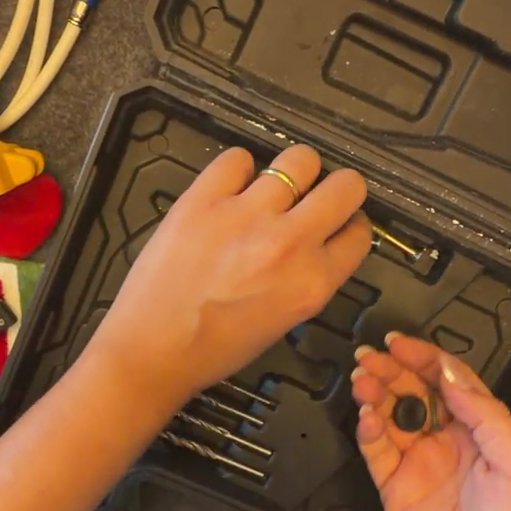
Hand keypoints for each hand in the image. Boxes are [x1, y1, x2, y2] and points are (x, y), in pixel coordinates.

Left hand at [85, 144, 370, 411]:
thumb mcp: (280, 323)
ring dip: (292, 172)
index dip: (348, 227)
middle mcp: (290, 243)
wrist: (151, 351)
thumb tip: (313, 247)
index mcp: (313, 283)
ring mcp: (246, 214)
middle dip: (335, 190)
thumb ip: (305, 281)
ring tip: (271, 190)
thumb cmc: (214, 350)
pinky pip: (238, 158)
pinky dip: (237, 170)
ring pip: (300, 159)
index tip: (334, 228)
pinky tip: (228, 192)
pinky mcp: (203, 199)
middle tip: (312, 200)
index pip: (359, 234)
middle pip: (346, 184)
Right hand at [351, 335, 510, 510]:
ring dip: (374, 395)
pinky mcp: (394, 491)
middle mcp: (447, 443)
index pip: (449, 383)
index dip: (425, 359)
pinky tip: (365, 417)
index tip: (399, 343)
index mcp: (482, 432)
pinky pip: (375, 453)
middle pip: (413, 394)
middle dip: (391, 371)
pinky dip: (367, 432)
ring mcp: (418, 466)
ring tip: (361, 380)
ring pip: (390, 418)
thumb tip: (450, 375)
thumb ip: (485, 416)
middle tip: (369, 356)